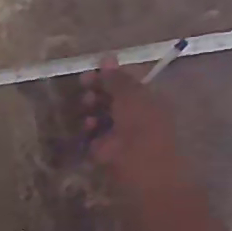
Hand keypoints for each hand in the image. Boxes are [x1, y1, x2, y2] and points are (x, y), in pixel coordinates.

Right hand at [80, 62, 190, 196]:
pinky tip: (88, 128)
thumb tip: (106, 58)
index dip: (107, 76)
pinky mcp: (105, 150)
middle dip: (96, 91)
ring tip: (87, 109)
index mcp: (146, 100)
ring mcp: (118, 133)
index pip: (124, 83)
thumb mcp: (131, 97)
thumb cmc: (143, 129)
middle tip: (85, 88)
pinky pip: (92, 134)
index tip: (90, 73)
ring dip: (91, 109)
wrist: (142, 171)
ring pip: (99, 114)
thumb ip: (117, 79)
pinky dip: (88, 130)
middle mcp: (133, 114)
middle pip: (109, 97)